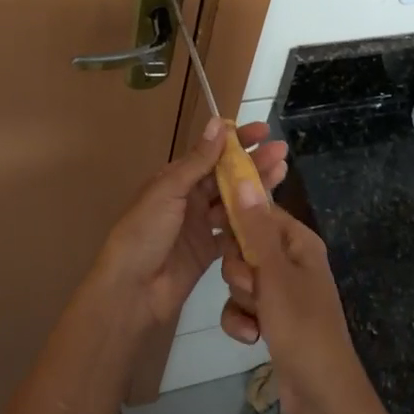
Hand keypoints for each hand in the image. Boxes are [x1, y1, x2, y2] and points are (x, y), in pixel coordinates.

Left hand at [93, 117, 288, 326]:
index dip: (236, 141)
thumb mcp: (168, 192)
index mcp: (175, 179)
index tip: (263, 131)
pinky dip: (249, 224)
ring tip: (282, 173)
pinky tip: (271, 213)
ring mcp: (200, 226)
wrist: (131, 291)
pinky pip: (233, 233)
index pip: (211, 153)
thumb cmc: (144, 233)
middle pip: (226, 176)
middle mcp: (189, 198)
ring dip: (255, 189)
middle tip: (281, 152)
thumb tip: (218, 123)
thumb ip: (198, 161)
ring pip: (233, 201)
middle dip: (253, 162)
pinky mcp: (208, 252)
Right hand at [219, 182, 396, 413]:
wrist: (321, 391)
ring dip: (241, 298)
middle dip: (239, 269)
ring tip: (256, 317)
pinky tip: (252, 338)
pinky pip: (243, 306)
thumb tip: (244, 177)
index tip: (214, 223)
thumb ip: (255, 227)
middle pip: (245, 246)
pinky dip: (242, 321)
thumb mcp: (274, 273)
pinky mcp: (272, 319)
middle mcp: (290, 260)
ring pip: (240, 278)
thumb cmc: (301, 324)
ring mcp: (281, 292)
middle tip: (251, 285)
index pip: (259, 211)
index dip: (236, 217)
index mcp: (298, 241)